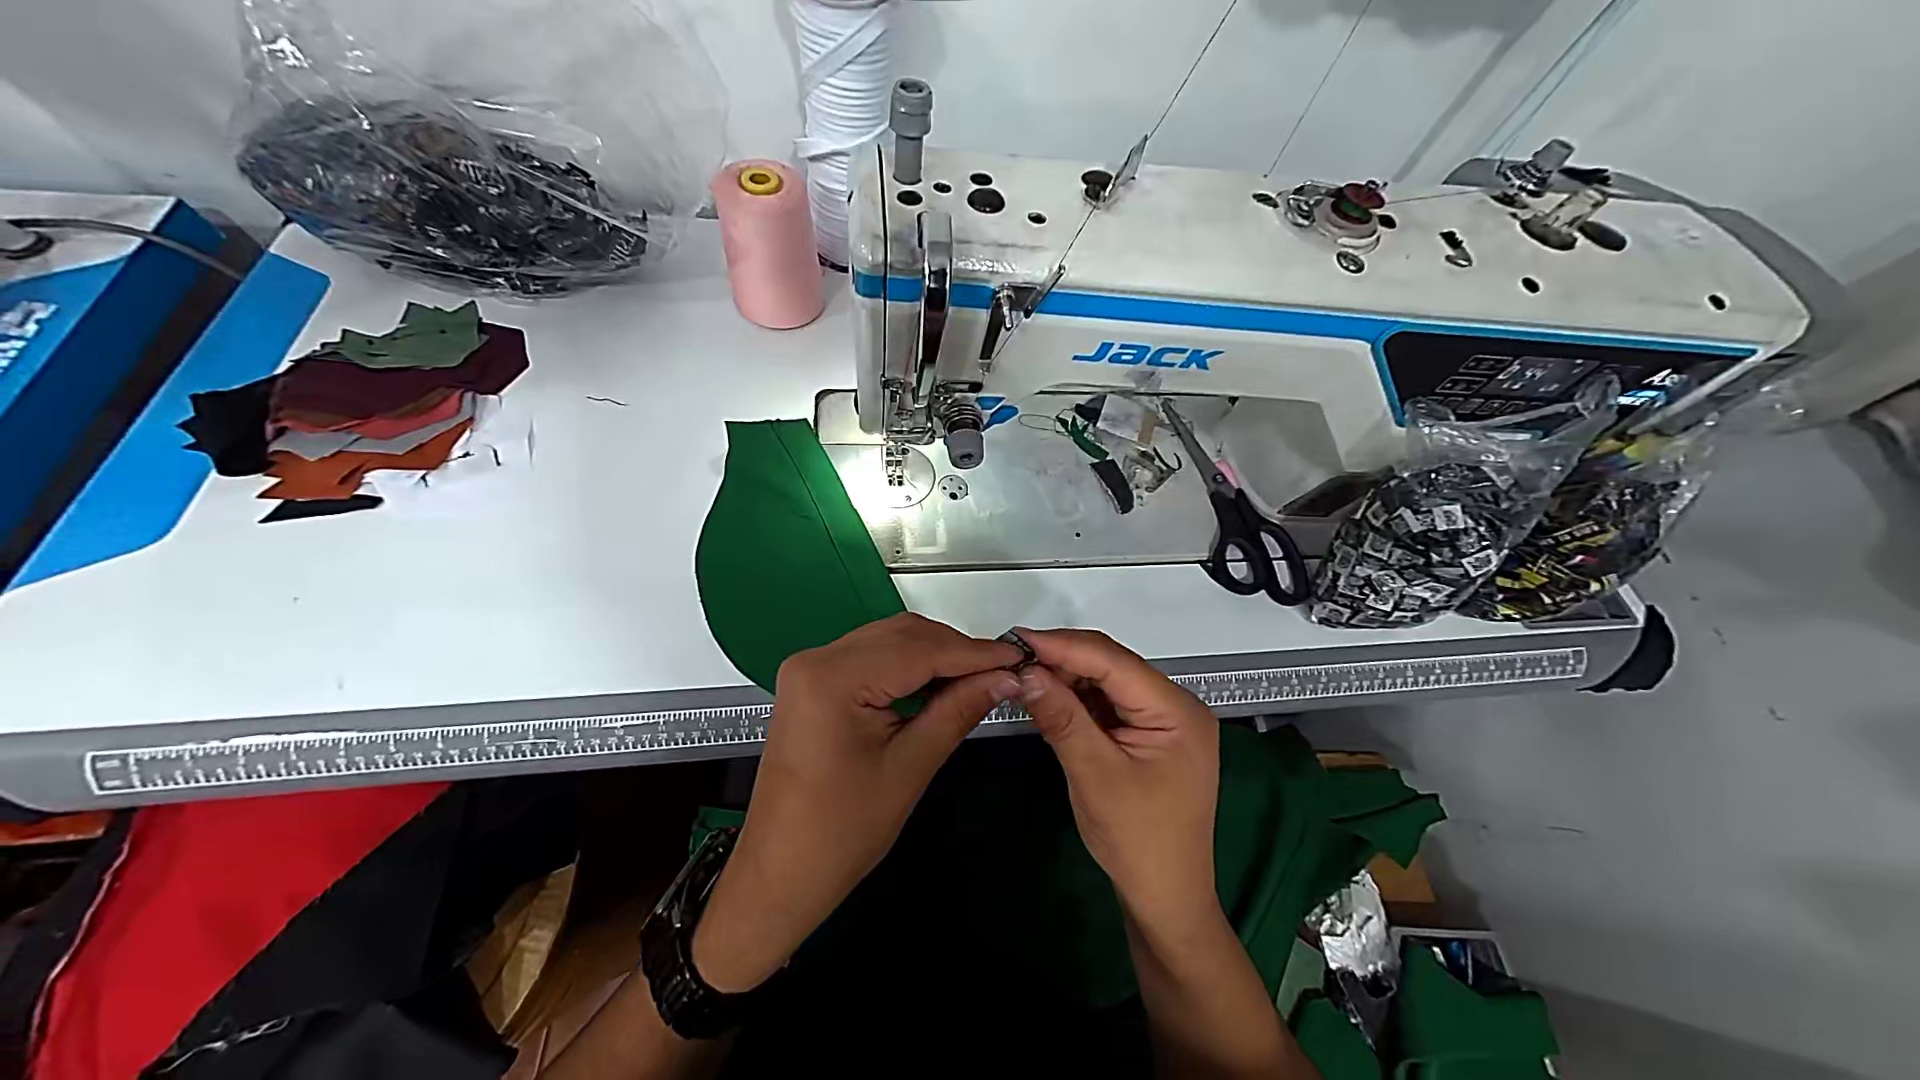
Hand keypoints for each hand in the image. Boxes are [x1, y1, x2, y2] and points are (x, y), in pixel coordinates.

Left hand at [692, 614, 1021, 991]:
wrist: (782, 871)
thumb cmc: (840, 832)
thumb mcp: (910, 767)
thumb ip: (958, 710)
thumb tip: (1004, 679)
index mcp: (832, 678)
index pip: (919, 649)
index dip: (974, 653)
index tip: (1016, 659)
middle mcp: (816, 660)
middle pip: (902, 635)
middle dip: (956, 650)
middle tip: (1001, 672)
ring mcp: (810, 668)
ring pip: (888, 639)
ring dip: (934, 654)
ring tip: (978, 678)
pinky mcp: (813, 681)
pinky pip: (871, 656)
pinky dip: (909, 664)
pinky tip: (938, 682)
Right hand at [1014, 628, 1220, 924]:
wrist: (1164, 897)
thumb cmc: (1138, 841)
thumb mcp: (1093, 775)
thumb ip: (1061, 718)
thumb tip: (1027, 673)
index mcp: (1177, 712)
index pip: (1113, 662)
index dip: (1064, 646)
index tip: (1019, 639)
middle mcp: (1176, 706)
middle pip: (1112, 666)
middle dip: (1063, 659)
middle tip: (1015, 657)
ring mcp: (1163, 720)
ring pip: (1107, 681)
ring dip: (1067, 677)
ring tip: (1026, 675)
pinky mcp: (1148, 734)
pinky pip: (1108, 703)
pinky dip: (1077, 699)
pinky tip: (1050, 698)